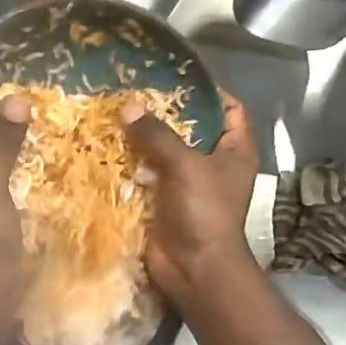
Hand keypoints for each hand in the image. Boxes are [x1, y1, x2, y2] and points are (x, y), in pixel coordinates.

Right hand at [123, 89, 260, 304]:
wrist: (194, 268)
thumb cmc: (203, 211)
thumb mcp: (184, 164)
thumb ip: (156, 134)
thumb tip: (128, 106)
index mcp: (235, 151)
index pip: (230, 108)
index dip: (209, 91)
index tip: (178, 76)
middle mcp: (214, 165)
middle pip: (192, 129)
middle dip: (166, 114)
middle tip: (137, 93)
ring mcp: (189, 186)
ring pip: (165, 153)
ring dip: (144, 140)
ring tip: (118, 115)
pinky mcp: (165, 203)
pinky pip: (147, 176)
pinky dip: (132, 166)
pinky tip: (110, 148)